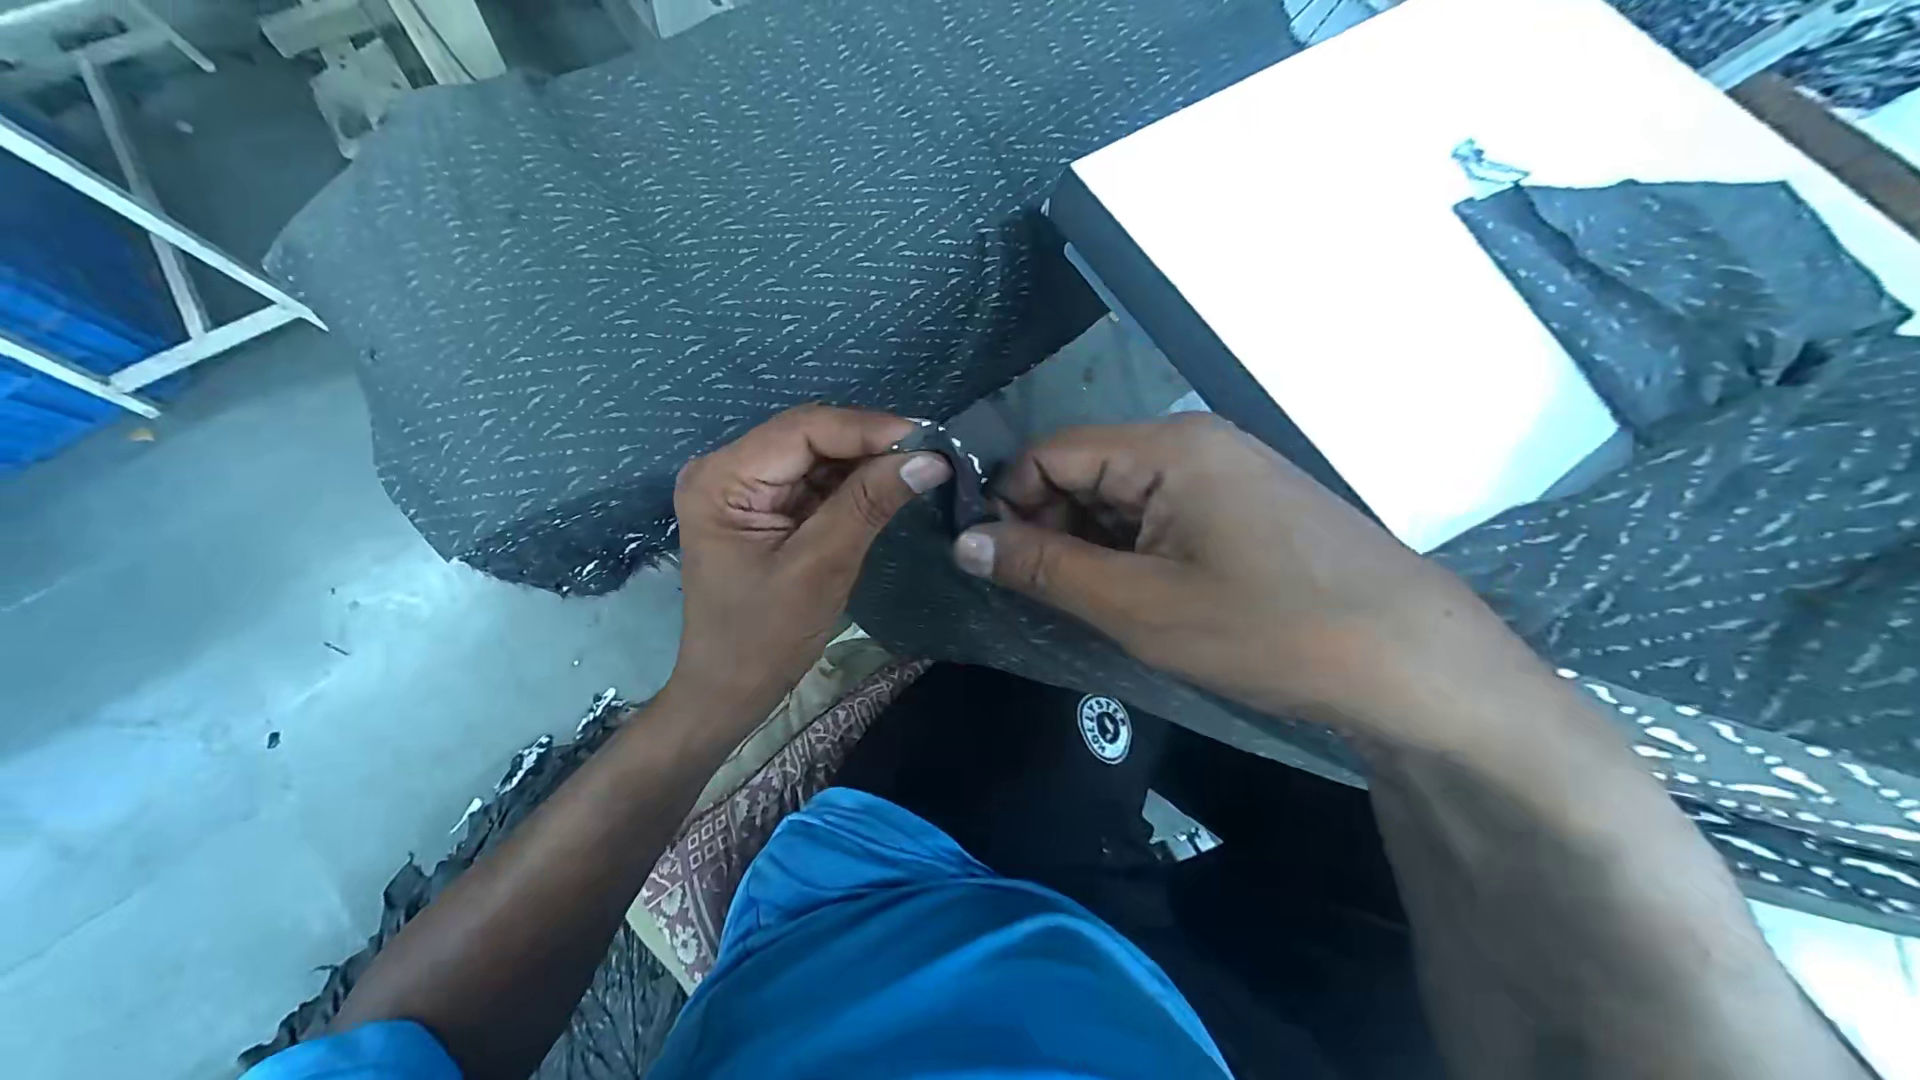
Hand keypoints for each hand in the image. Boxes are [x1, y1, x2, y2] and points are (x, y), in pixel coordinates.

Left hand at [668, 405, 950, 722]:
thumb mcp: (821, 568)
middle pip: (810, 436)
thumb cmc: (765, 638)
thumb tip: (929, 458)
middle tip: (930, 454)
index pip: (802, 429)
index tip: (927, 440)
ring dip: (867, 461)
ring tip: (919, 466)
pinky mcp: (765, 506)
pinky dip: (854, 482)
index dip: (867, 429)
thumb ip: (869, 505)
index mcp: (721, 479)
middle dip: (870, 443)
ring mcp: (744, 487)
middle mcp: (726, 469)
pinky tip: (889, 485)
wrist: (730, 689)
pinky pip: (816, 480)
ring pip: (818, 455)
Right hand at [951, 414, 1514, 736]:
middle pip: (1086, 470)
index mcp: (1167, 448)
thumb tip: (964, 542)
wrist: (1412, 664)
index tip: (999, 566)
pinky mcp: (1245, 504)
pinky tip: (1146, 597)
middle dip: (1051, 529)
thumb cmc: (1267, 630)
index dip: (1011, 505)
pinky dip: (1134, 551)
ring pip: (1122, 497)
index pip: (1050, 453)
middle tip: (1052, 596)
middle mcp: (1194, 443)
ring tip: (1103, 606)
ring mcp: (1225, 471)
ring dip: (1093, 546)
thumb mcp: (1138, 607)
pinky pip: (1162, 513)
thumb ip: (1044, 568)